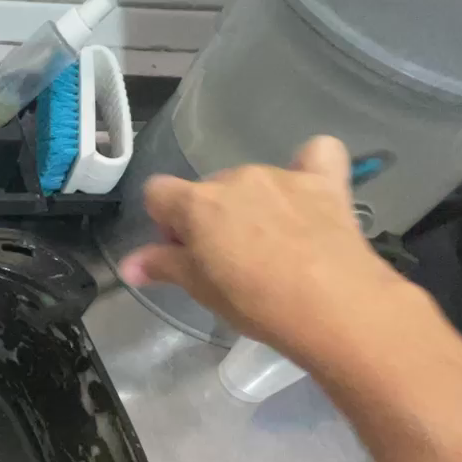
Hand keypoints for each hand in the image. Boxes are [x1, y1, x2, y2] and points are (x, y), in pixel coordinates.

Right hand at [117, 136, 419, 365]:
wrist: (333, 305)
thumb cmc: (255, 302)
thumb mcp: (200, 289)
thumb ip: (162, 266)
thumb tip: (128, 266)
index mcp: (197, 204)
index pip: (157, 192)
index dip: (163, 222)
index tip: (180, 252)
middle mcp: (235, 179)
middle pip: (206, 189)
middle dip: (207, 218)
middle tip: (224, 259)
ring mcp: (282, 176)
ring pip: (250, 181)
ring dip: (248, 205)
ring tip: (269, 245)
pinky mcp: (325, 182)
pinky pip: (314, 155)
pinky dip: (305, 168)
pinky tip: (305, 192)